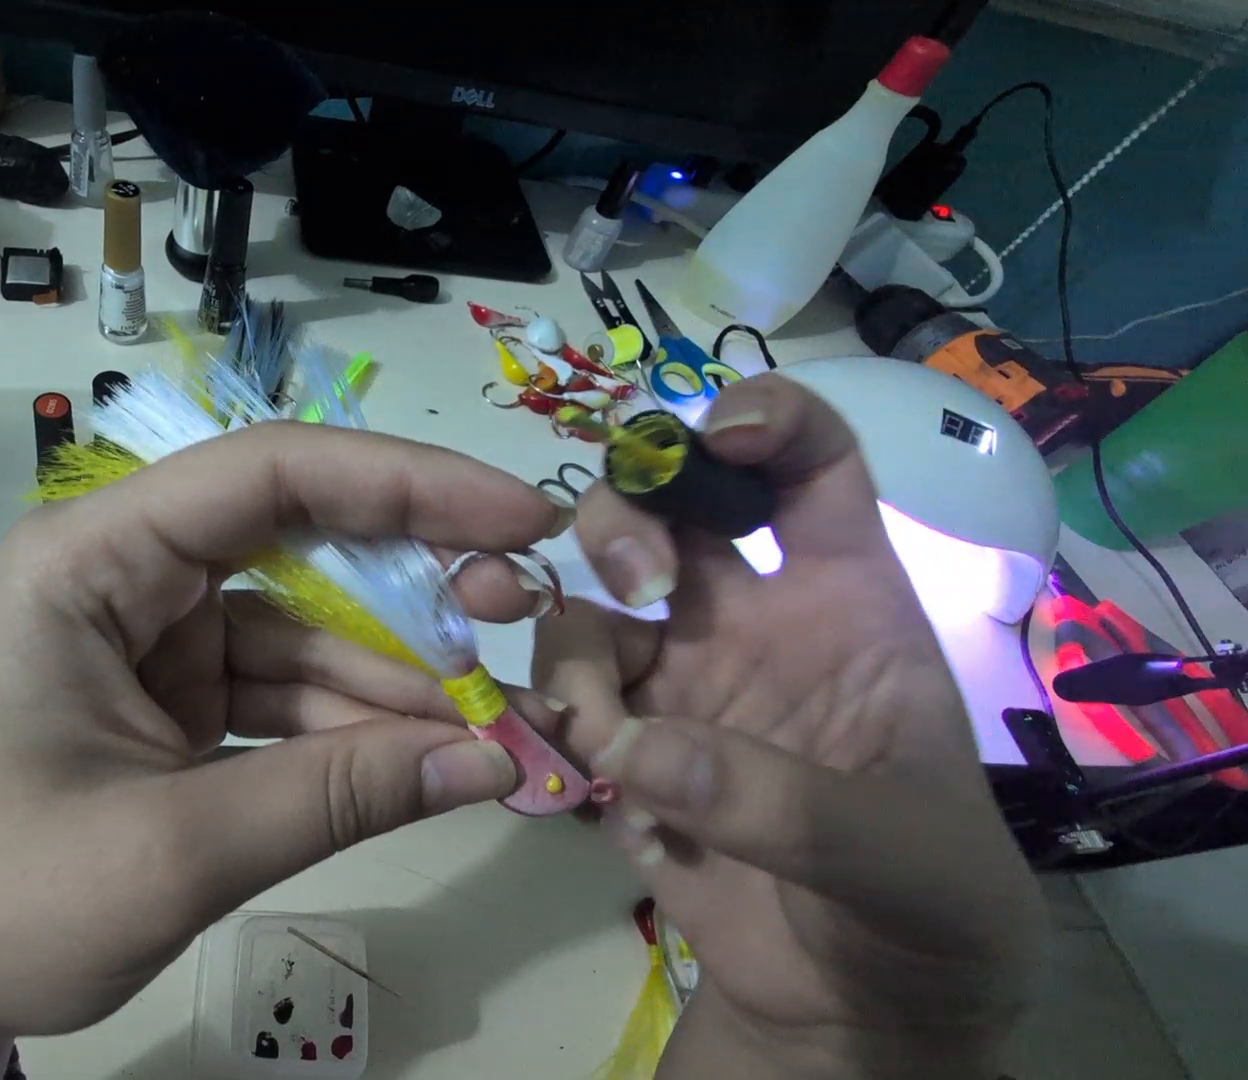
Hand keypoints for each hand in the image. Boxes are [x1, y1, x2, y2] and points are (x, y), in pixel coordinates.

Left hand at [0, 424, 563, 1079]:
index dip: (405, 482)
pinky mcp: (175, 695)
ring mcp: (155, 635)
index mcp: (93, 559)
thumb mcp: (172, 851)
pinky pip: (284, 692)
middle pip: (297, 535)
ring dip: (397, 675)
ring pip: (304, 628)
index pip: (267, 475)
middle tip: (520, 609)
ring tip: (500, 716)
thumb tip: (493, 760)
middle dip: (413, 573)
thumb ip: (336, 796)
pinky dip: (354, 726)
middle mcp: (127, 572)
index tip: (517, 514)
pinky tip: (428, 755)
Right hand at [534, 377, 1042, 1079]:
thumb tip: (641, 748)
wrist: (846, 997)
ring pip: (579, 607)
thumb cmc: (920, 907)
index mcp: (836, 603)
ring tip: (603, 746)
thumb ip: (788, 802)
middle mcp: (733, 618)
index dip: (770, 423)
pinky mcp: (611, 732)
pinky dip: (541, 717)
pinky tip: (569, 769)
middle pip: (653, 513)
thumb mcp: (907, 860)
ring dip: (574, 661)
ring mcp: (663, 674)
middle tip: (631, 585)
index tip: (720, 433)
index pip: (810, 469)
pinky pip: (550, 693)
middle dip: (623, 525)